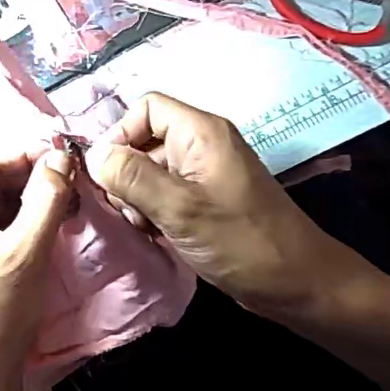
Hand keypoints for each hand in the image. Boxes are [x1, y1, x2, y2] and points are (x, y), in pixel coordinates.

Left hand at [0, 147, 75, 390]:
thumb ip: (46, 199)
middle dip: (37, 174)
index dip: (28, 154)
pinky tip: (62, 213)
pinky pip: (10, 218)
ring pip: (6, 197)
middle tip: (77, 176)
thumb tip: (64, 154)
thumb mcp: (24, 253)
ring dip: (40, 193)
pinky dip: (36, 213)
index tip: (68, 155)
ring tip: (75, 194)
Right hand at [84, 93, 380, 328]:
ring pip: (151, 171)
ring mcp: (205, 175)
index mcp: (201, 132)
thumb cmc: (241, 241)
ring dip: (137, 197)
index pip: (146, 108)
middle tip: (129, 210)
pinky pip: (166, 194)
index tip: (106, 174)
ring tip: (145, 226)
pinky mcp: (206, 201)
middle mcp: (202, 146)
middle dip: (126, 173)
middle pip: (144, 141)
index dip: (119, 134)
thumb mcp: (180, 208)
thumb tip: (93, 156)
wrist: (296, 283)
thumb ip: (132, 178)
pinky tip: (156, 235)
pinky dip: (154, 211)